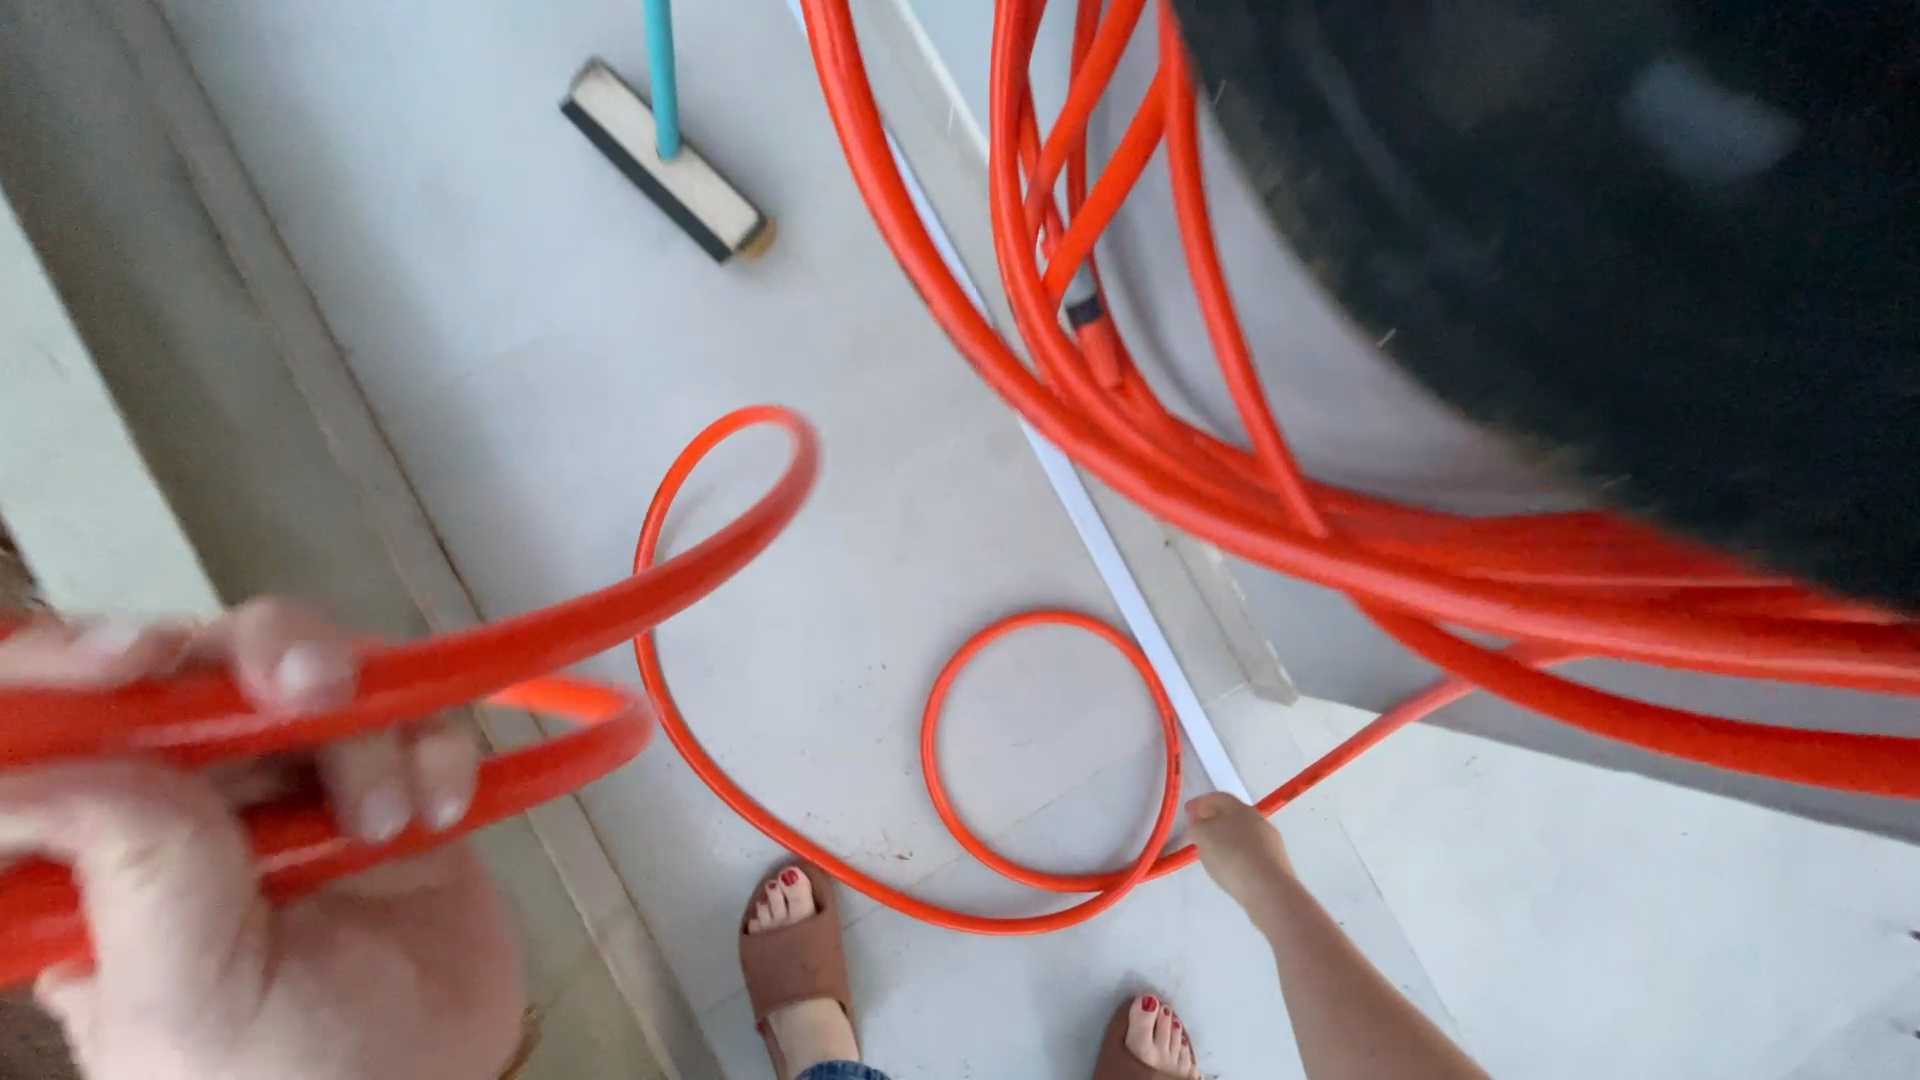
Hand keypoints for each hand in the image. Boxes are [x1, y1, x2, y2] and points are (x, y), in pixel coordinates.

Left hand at [0, 599, 525, 1079]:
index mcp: (109, 852)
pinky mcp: (412, 781)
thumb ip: (142, 883)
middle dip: (271, 663)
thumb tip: (43, 770)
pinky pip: (429, 722)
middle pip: (217, 669)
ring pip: (339, 681)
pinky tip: (444, 817)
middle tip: (317, 691)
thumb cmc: (285, 1074)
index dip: (81, 668)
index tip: (139, 658)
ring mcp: (319, 785)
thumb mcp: (190, 1000)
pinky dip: (445, 753)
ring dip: (376, 733)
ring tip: (392, 819)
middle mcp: (207, 799)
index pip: (65, 728)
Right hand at [1186, 793, 1295, 916]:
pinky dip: (1239, 854)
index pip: (1217, 797)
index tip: (1188, 812)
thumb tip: (1197, 821)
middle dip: (1214, 820)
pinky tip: (1232, 867)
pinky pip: (1252, 852)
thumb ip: (1196, 825)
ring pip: (1243, 834)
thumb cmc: (1231, 857)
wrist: (1270, 890)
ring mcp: (1270, 841)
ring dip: (1228, 838)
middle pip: (1232, 814)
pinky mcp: (1277, 862)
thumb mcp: (1202, 836)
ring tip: (1214, 852)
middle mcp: (1257, 819)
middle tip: (1200, 831)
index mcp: (1238, 807)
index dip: (1200, 803)